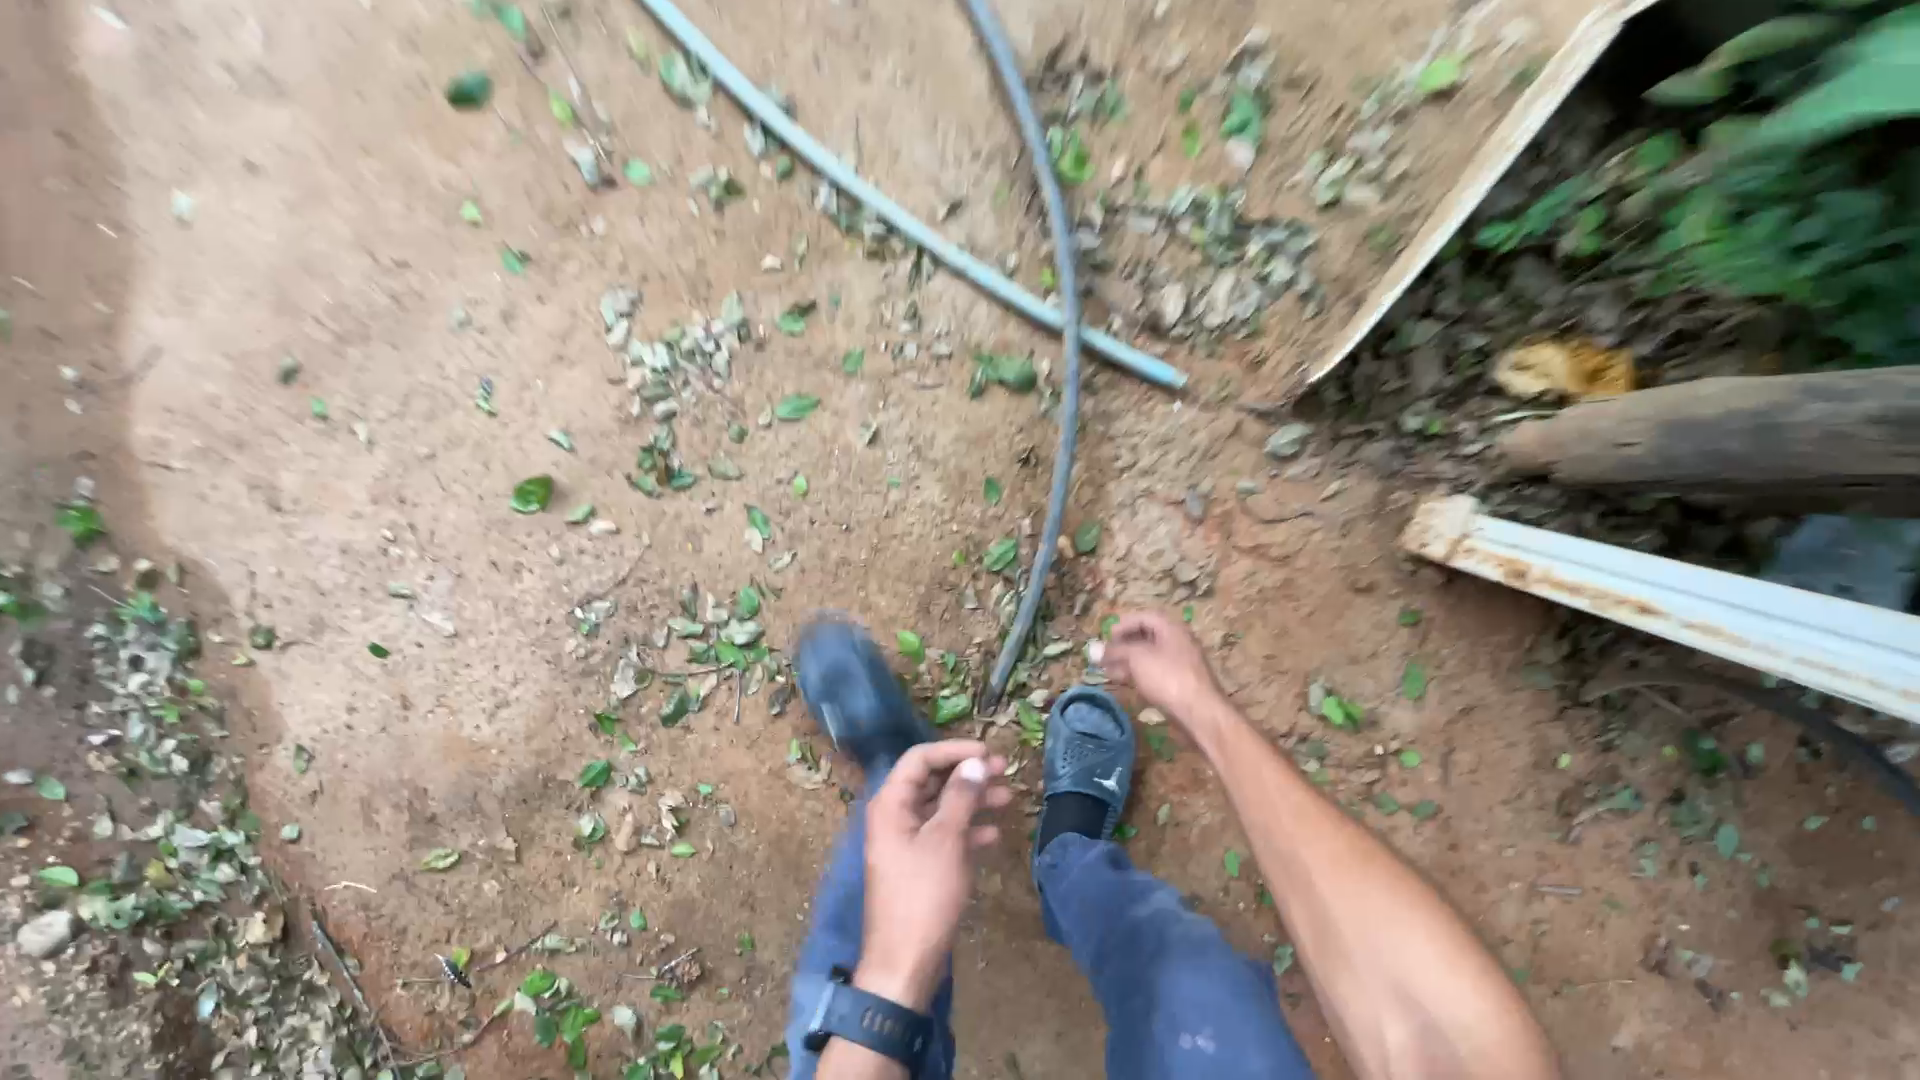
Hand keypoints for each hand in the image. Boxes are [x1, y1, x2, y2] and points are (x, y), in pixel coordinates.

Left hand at [856, 740, 1011, 1011]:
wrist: (905, 962)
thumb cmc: (923, 895)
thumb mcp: (946, 840)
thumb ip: (961, 797)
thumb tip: (975, 763)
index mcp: (891, 803)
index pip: (920, 758)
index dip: (953, 750)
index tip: (987, 752)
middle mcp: (895, 816)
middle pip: (932, 780)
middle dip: (967, 773)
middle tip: (1004, 770)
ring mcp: (906, 842)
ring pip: (941, 808)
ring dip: (973, 800)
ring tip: (1008, 798)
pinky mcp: (918, 865)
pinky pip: (943, 835)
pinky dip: (967, 831)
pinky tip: (993, 835)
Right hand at [1101, 611, 1228, 729]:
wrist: (1199, 713)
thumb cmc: (1167, 677)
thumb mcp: (1137, 658)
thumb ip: (1116, 651)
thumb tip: (1095, 650)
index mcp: (1171, 628)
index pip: (1144, 616)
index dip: (1123, 624)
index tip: (1107, 638)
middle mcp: (1177, 641)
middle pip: (1146, 636)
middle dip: (1122, 645)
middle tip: (1104, 655)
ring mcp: (1179, 663)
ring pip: (1148, 656)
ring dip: (1126, 661)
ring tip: (1107, 670)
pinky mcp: (1179, 683)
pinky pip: (1154, 671)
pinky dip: (1137, 673)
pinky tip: (1123, 681)